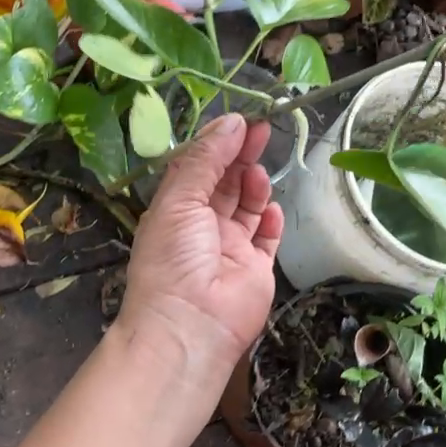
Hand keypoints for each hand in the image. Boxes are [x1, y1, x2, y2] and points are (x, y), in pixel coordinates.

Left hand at [116, 114, 282, 381]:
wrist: (190, 326)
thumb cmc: (174, 258)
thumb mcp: (179, 199)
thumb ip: (205, 160)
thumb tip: (231, 123)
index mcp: (175, 210)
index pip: (198, 168)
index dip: (219, 144)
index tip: (242, 120)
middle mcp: (201, 227)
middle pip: (225, 183)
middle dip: (242, 156)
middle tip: (263, 130)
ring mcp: (230, 249)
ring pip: (247, 207)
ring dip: (254, 185)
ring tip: (259, 172)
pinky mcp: (256, 270)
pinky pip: (266, 238)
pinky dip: (270, 220)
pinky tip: (271, 208)